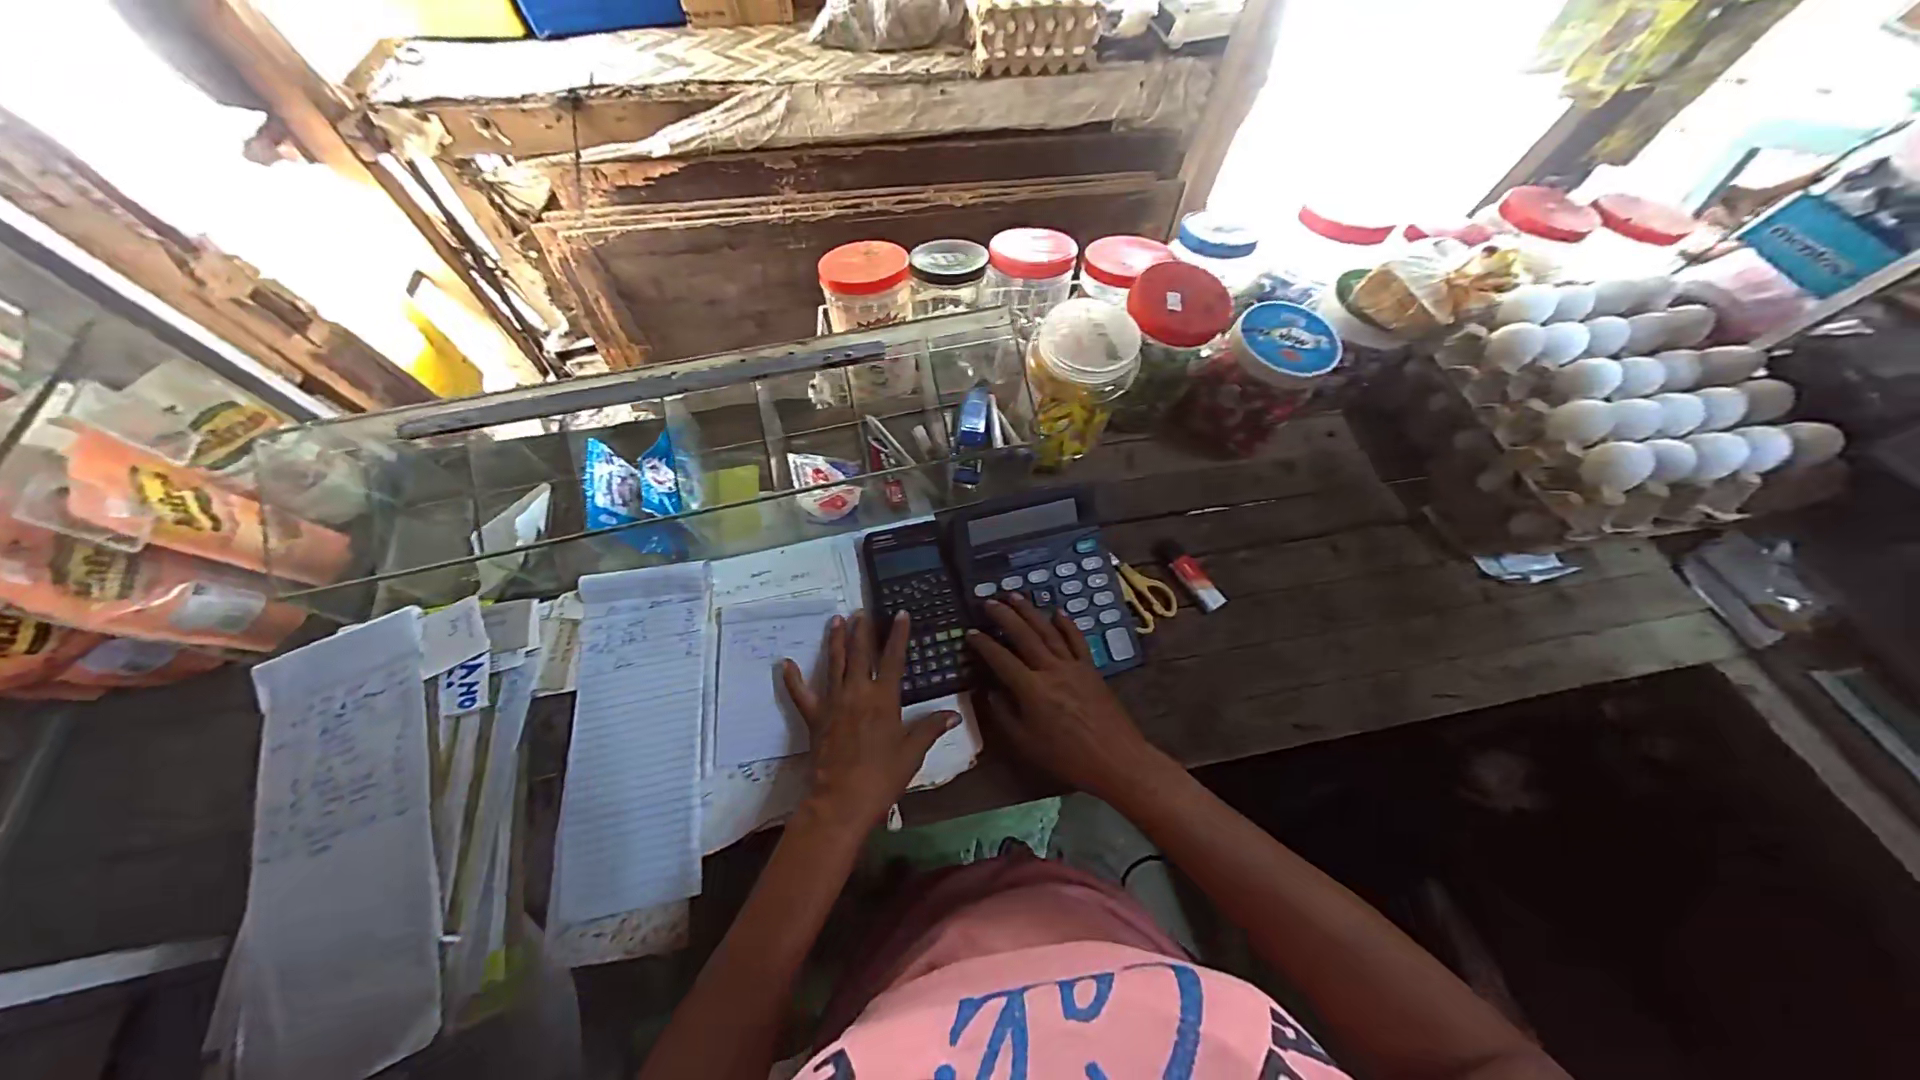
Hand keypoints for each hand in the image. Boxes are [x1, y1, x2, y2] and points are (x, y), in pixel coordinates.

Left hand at [782, 611, 956, 833]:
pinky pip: (801, 694)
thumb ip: (930, 729)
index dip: (898, 635)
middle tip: (863, 611)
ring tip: (837, 620)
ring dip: (836, 641)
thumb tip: (953, 715)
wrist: (842, 799)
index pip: (893, 659)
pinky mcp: (814, 717)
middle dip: (863, 630)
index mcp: (884, 698)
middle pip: (860, 654)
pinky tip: (786, 663)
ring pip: (834, 664)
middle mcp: (857, 692)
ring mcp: (833, 702)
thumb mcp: (912, 752)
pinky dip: (793, 679)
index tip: (900, 614)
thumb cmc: (882, 776)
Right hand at [965, 594, 1173, 801]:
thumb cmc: (1066, 757)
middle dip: (1003, 616)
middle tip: (987, 601)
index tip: (970, 632)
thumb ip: (1004, 714)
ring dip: (1029, 611)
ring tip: (1013, 595)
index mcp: (1031, 689)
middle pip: (1023, 635)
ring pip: (1047, 631)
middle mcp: (1050, 670)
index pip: (1001, 659)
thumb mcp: (1025, 743)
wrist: (1116, 759)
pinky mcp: (1090, 669)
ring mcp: (1073, 666)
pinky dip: (1066, 624)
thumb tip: (990, 691)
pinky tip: (1057, 612)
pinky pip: (1076, 640)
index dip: (983, 644)